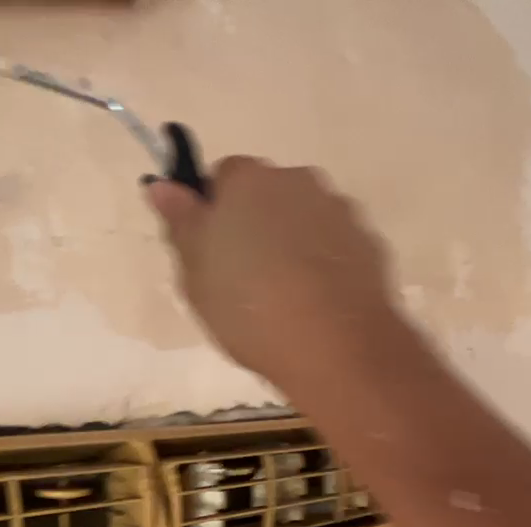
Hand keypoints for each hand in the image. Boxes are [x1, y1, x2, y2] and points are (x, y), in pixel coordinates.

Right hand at [146, 157, 417, 390]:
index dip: (214, 212)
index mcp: (248, 181)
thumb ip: (181, 224)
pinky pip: (336, 247)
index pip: (223, 176)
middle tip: (243, 280)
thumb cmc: (249, 309)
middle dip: (256, 225)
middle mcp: (298, 180)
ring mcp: (339, 210)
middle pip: (269, 195)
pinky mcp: (369, 244)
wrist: (335, 346)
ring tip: (284, 298)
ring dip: (293, 244)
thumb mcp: (196, 274)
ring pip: (305, 219)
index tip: (212, 252)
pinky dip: (325, 265)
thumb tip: (161, 185)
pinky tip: (316, 305)